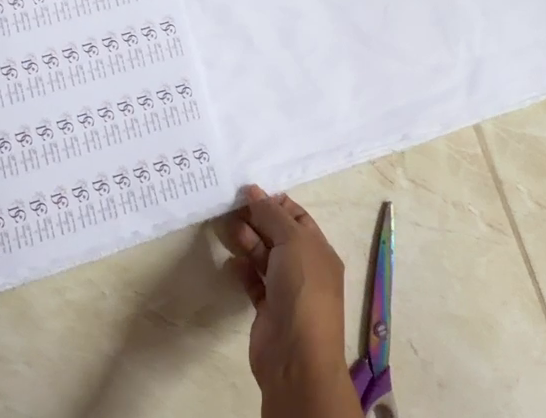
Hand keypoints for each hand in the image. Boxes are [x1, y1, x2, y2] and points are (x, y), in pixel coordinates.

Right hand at [218, 185, 351, 406]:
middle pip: (278, 235)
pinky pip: (254, 282)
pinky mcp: (267, 309)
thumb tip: (254, 192)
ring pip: (264, 257)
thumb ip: (272, 215)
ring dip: (247, 242)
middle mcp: (304, 267)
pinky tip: (231, 261)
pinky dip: (242, 270)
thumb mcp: (292, 241)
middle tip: (230, 207)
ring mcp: (286, 289)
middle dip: (257, 220)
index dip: (274, 203)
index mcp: (319, 250)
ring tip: (226, 229)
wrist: (296, 355)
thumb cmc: (302, 289)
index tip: (247, 191)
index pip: (297, 217)